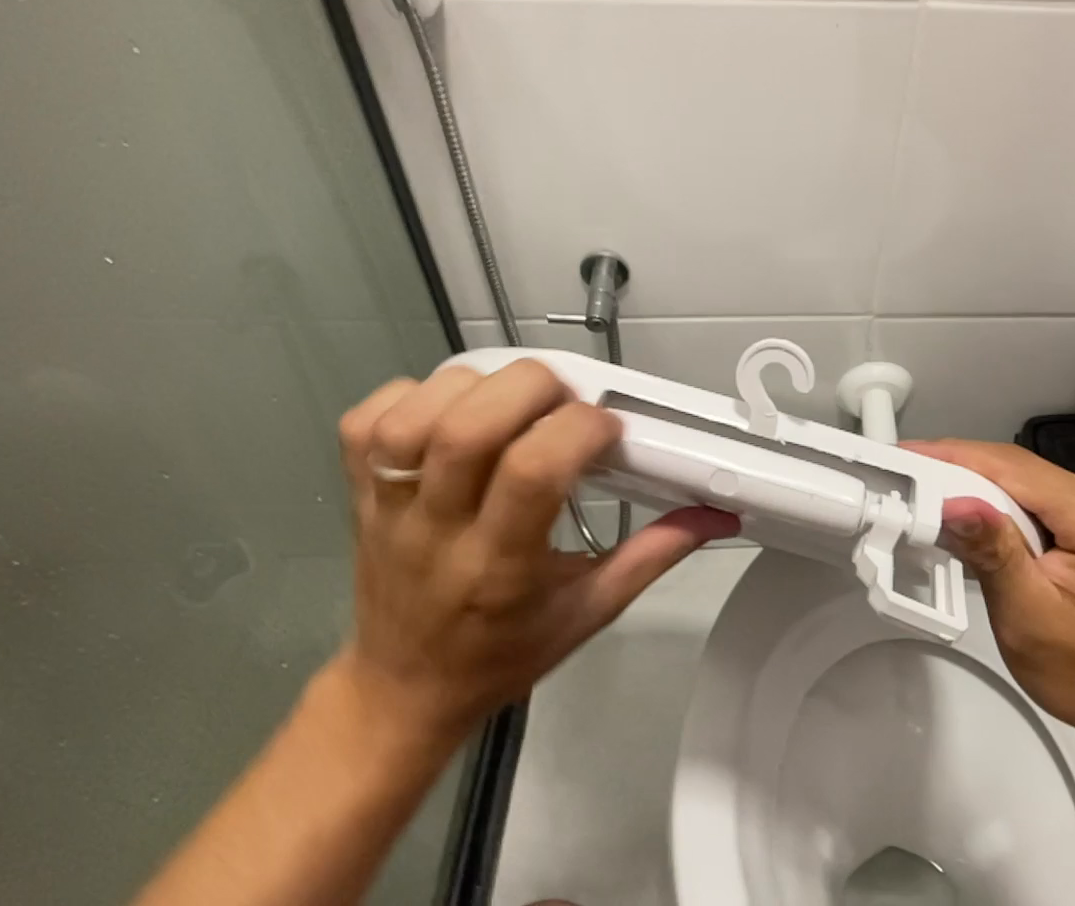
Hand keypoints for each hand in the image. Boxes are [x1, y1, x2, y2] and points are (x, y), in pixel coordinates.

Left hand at [333, 360, 738, 749]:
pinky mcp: (357, 492)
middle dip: (530, 388)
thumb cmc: (502, 655)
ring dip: (473, 387)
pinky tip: (450, 409)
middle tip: (563, 399)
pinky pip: (368, 421)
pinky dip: (413, 396)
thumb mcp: (589, 613)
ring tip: (511, 400)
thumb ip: (652, 556)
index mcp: (500, 566)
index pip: (534, 472)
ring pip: (414, 416)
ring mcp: (387, 508)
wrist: (404, 689)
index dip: (580, 429)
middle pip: (468, 427)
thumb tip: (717, 515)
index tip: (608, 431)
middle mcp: (438, 530)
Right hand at [904, 440, 1074, 748]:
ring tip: (919, 494)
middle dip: (957, 470)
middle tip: (900, 477)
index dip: (955, 458)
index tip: (903, 457)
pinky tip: (961, 516)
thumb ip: (994, 554)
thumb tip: (952, 504)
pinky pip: (1031, 500)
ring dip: (971, 487)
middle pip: (1017, 468)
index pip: (1015, 469)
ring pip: (1020, 480)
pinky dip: (992, 506)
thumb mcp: (1031, 618)